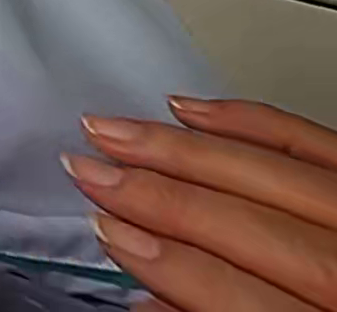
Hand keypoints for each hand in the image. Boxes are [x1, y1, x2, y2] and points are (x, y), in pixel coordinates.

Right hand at [64, 97, 336, 310]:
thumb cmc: (304, 310)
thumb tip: (139, 297)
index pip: (264, 305)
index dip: (180, 267)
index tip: (103, 228)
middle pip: (275, 236)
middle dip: (163, 198)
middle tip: (85, 169)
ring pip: (286, 180)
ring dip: (178, 149)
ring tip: (102, 129)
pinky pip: (323, 145)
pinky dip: (251, 121)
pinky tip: (183, 107)